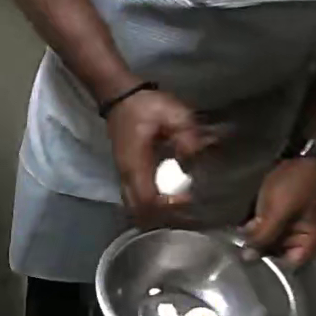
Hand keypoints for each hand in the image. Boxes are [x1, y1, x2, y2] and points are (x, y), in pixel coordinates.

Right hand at [105, 88, 215, 225]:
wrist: (120, 97)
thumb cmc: (144, 106)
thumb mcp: (174, 113)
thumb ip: (187, 135)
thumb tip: (196, 157)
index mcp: (136, 164)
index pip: (148, 198)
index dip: (167, 205)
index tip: (187, 199)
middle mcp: (126, 175)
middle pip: (137, 210)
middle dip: (160, 217)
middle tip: (185, 214)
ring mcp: (123, 175)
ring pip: (133, 207)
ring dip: (152, 214)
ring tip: (177, 212)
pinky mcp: (126, 173)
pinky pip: (133, 199)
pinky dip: (147, 206)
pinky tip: (165, 202)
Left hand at [241, 159, 315, 267]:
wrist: (301, 158)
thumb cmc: (295, 185)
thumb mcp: (279, 212)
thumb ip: (264, 236)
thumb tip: (247, 259)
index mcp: (309, 242)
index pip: (289, 266)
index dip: (268, 265)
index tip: (246, 262)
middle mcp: (299, 240)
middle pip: (274, 255)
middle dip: (255, 251)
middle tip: (232, 249)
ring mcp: (288, 229)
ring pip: (265, 243)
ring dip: (250, 240)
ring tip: (230, 240)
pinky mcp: (276, 219)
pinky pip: (261, 231)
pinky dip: (251, 230)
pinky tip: (234, 230)